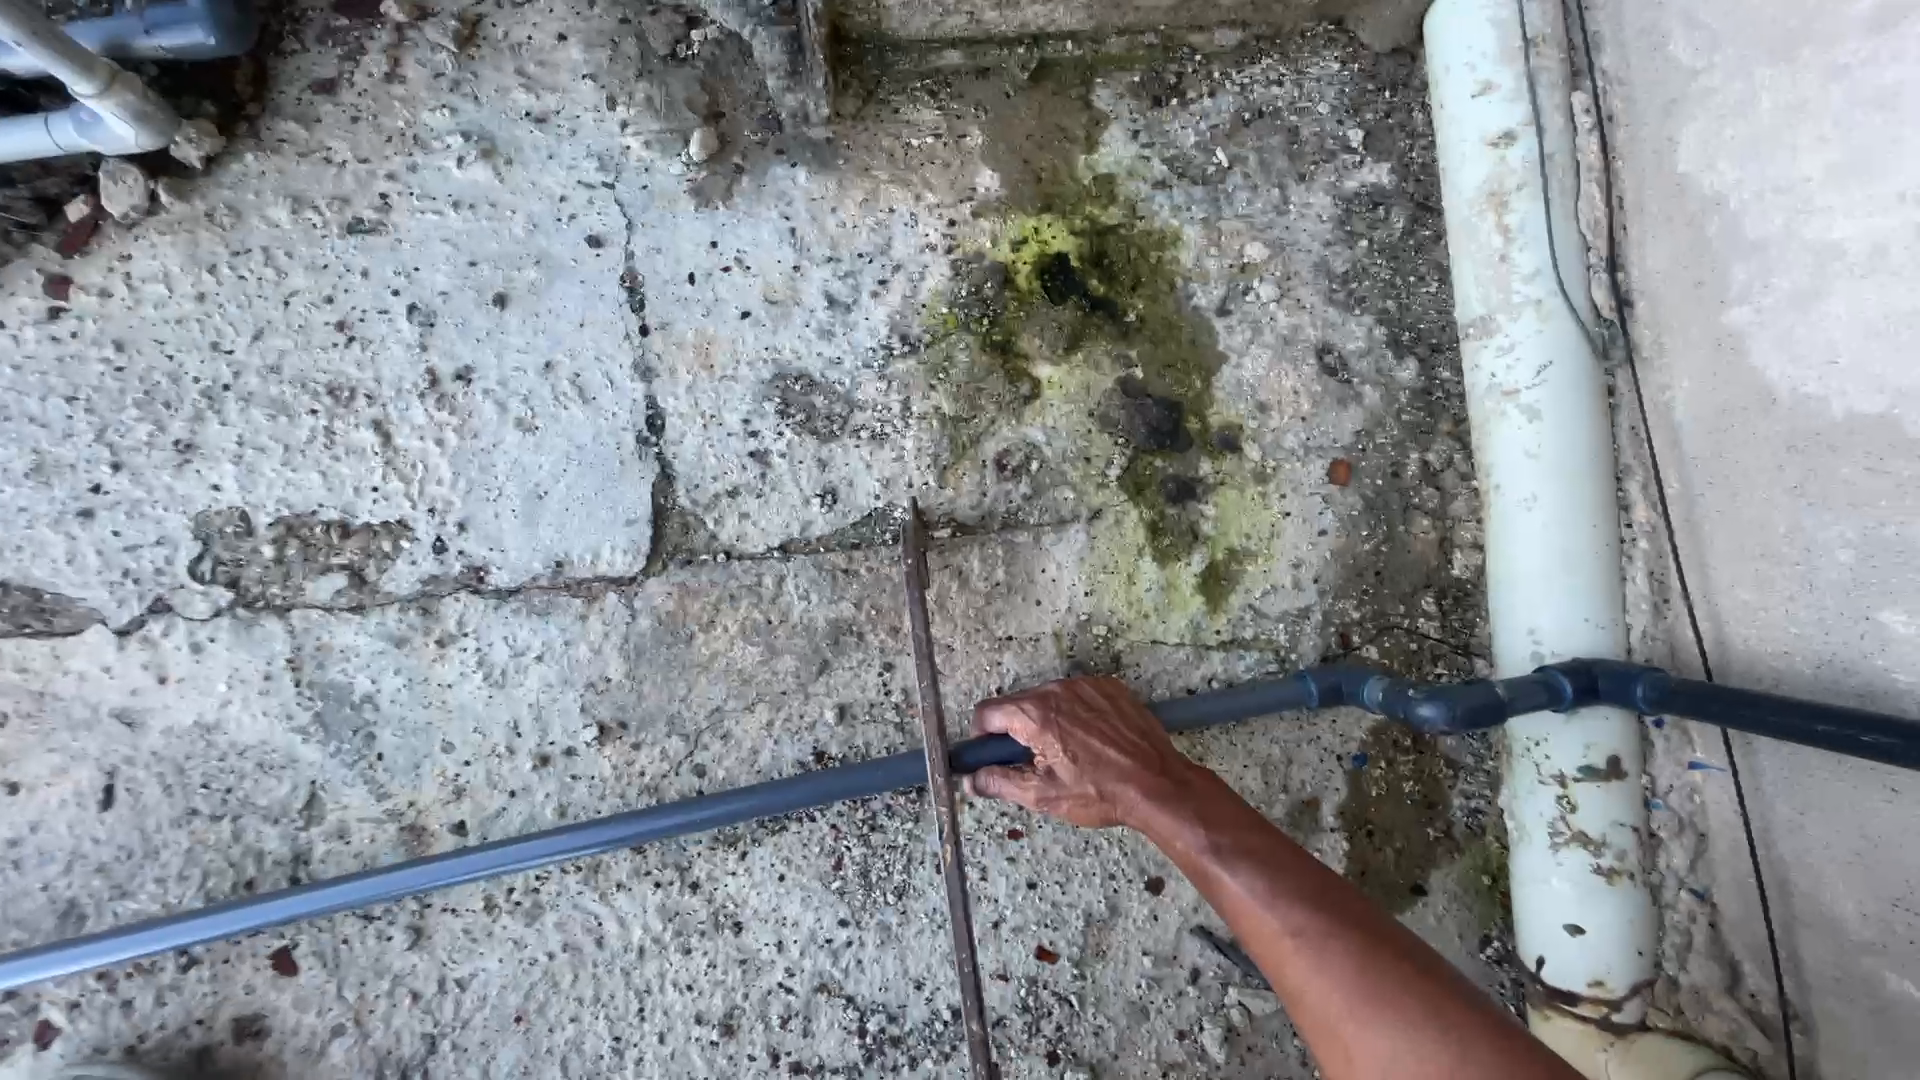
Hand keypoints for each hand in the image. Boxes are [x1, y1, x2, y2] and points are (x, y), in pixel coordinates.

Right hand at [964, 675, 1207, 829]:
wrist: (1157, 784)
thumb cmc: (1100, 793)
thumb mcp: (1043, 796)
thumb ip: (999, 782)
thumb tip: (973, 779)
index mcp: (1035, 714)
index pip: (987, 712)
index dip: (983, 735)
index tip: (992, 753)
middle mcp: (1057, 690)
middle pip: (1018, 704)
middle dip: (1017, 730)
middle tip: (1036, 760)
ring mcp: (1085, 685)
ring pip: (1048, 698)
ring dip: (1048, 721)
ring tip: (1069, 752)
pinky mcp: (1108, 687)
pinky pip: (1078, 695)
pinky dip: (1076, 713)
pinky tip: (1091, 739)